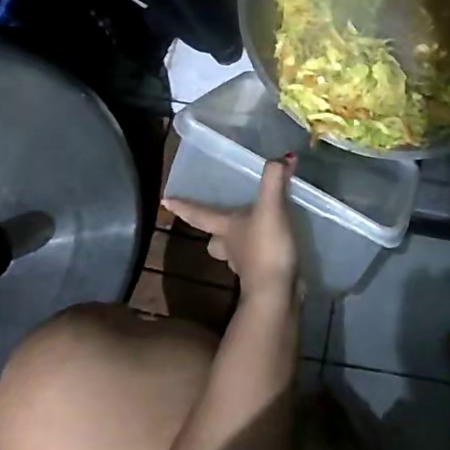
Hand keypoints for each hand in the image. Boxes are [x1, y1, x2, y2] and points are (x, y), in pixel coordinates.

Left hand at [161, 155, 299, 295]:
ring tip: (253, 231)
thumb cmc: (265, 248)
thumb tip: (283, 157)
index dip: (183, 206)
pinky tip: (275, 248)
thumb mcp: (271, 208)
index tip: (165, 201)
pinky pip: (256, 261)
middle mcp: (230, 247)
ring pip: (234, 252)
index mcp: (225, 229)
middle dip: (215, 232)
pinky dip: (262, 254)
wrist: (277, 292)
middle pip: (214, 239)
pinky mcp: (262, 275)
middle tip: (220, 223)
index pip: (199, 215)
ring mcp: (245, 264)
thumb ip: (274, 180)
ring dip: (238, 243)